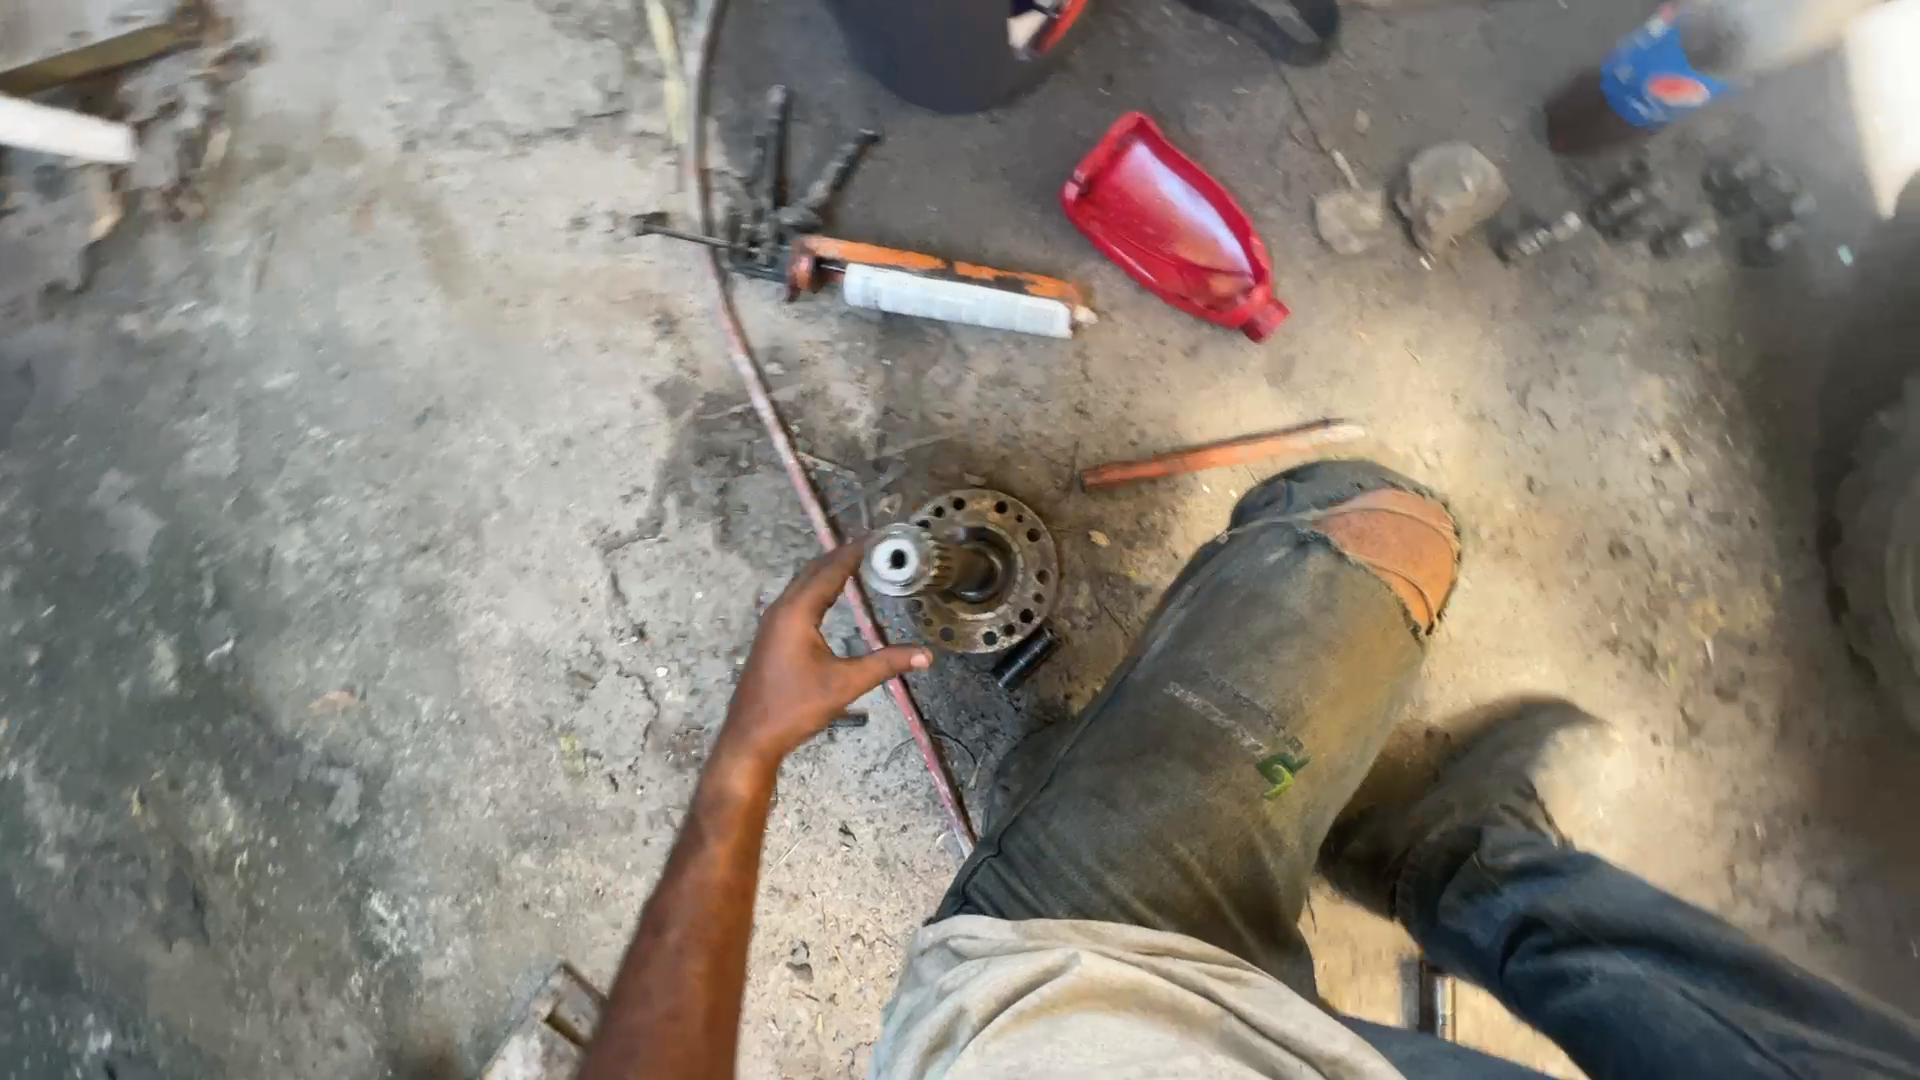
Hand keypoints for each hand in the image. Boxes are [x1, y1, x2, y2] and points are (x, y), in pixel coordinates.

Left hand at [717, 542, 931, 769]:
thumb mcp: (846, 684)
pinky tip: (833, 593)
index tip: (877, 536)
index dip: (854, 552)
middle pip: (814, 570)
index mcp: (797, 613)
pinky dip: (819, 586)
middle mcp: (782, 609)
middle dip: (843, 555)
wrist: (751, 736)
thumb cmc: (796, 708)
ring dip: (829, 569)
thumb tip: (926, 654)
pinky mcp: (773, 634)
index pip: (830, 571)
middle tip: (875, 544)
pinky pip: (798, 597)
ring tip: (859, 560)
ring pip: (803, 583)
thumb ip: (886, 664)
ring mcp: (773, 621)